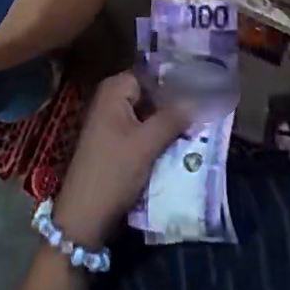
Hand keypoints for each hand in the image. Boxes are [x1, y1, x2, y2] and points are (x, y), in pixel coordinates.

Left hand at [52, 73, 189, 246]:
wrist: (85, 214)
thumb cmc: (113, 171)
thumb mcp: (146, 144)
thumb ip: (171, 118)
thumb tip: (195, 98)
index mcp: (114, 89)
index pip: (150, 74)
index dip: (174, 82)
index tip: (202, 90)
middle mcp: (110, 98)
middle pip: (149, 94)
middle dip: (173, 104)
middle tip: (204, 111)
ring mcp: (110, 120)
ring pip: (147, 113)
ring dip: (167, 122)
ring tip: (197, 127)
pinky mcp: (114, 141)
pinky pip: (140, 129)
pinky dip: (157, 135)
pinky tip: (179, 143)